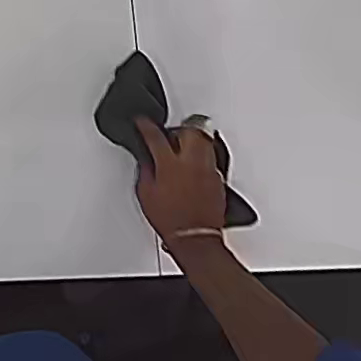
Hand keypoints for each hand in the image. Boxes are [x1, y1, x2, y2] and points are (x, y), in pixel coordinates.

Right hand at [133, 117, 226, 249]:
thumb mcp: (146, 193)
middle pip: (188, 130)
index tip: (142, 122)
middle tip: (170, 134)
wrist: (194, 238)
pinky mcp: (218, 179)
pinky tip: (194, 166)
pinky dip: (202, 158)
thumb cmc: (171, 220)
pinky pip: (211, 159)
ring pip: (204, 141)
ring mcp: (208, 169)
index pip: (155, 136)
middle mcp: (191, 163)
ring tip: (184, 146)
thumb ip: (146, 170)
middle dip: (178, 128)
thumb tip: (147, 161)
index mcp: (169, 164)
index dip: (145, 125)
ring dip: (193, 139)